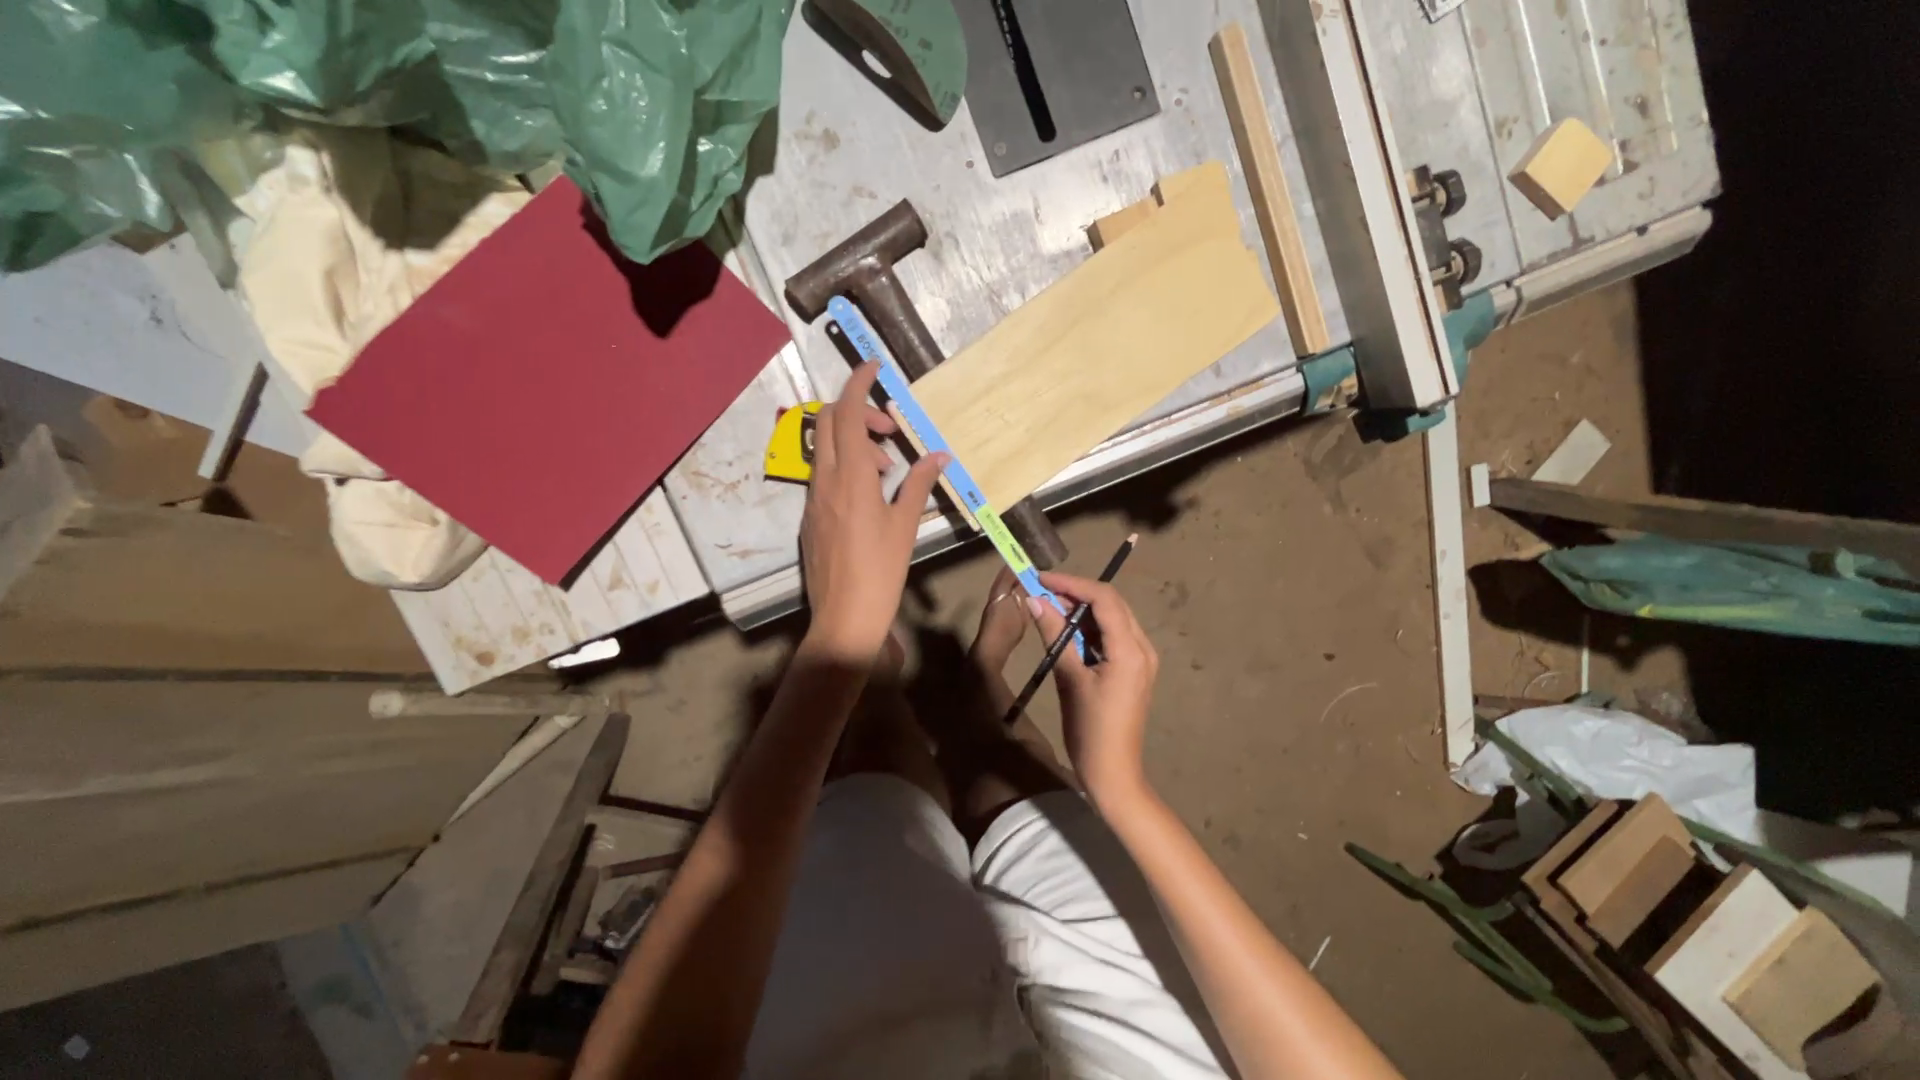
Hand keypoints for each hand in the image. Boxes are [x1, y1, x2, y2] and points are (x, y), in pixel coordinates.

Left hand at [800, 361, 945, 661]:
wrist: (844, 617)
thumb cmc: (881, 572)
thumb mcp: (905, 525)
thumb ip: (918, 484)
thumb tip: (939, 455)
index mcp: (850, 478)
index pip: (846, 414)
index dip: (858, 383)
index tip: (874, 367)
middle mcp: (824, 481)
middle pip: (830, 423)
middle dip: (859, 411)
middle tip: (890, 428)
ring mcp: (813, 499)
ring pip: (826, 450)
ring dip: (855, 443)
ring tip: (888, 469)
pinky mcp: (810, 517)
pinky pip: (825, 475)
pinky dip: (846, 468)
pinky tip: (871, 495)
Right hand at [1025, 571, 1159, 802]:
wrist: (1113, 773)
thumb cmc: (1090, 730)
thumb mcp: (1069, 680)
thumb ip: (1055, 636)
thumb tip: (1036, 601)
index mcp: (1131, 650)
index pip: (1104, 599)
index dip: (1072, 583)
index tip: (1041, 579)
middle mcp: (1143, 648)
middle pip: (1111, 604)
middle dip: (1076, 593)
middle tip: (1042, 592)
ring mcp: (1142, 659)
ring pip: (1112, 619)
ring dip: (1082, 610)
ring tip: (1049, 608)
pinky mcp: (1134, 670)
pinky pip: (1113, 637)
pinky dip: (1090, 628)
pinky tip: (1066, 631)